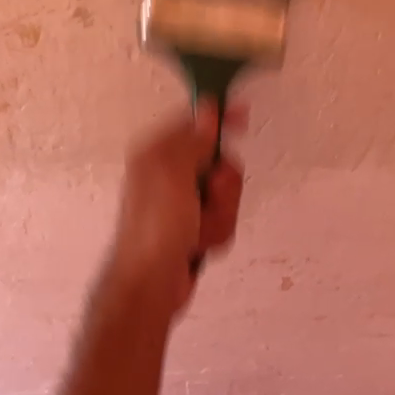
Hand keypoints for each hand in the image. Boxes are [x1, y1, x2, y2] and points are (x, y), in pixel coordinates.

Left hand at [106, 101, 244, 316]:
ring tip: (200, 230)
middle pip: (220, 162)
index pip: (195, 122)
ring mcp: (182, 203)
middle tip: (210, 197)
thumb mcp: (174, 173)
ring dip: (220, 214)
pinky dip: (217, 232)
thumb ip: (194, 139)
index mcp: (157, 153)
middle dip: (223, 186)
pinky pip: (223, 219)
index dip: (220, 119)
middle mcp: (169, 175)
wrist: (152, 284)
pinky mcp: (193, 227)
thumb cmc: (156, 229)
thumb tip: (208, 110)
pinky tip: (200, 244)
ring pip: (225, 194)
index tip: (242, 117)